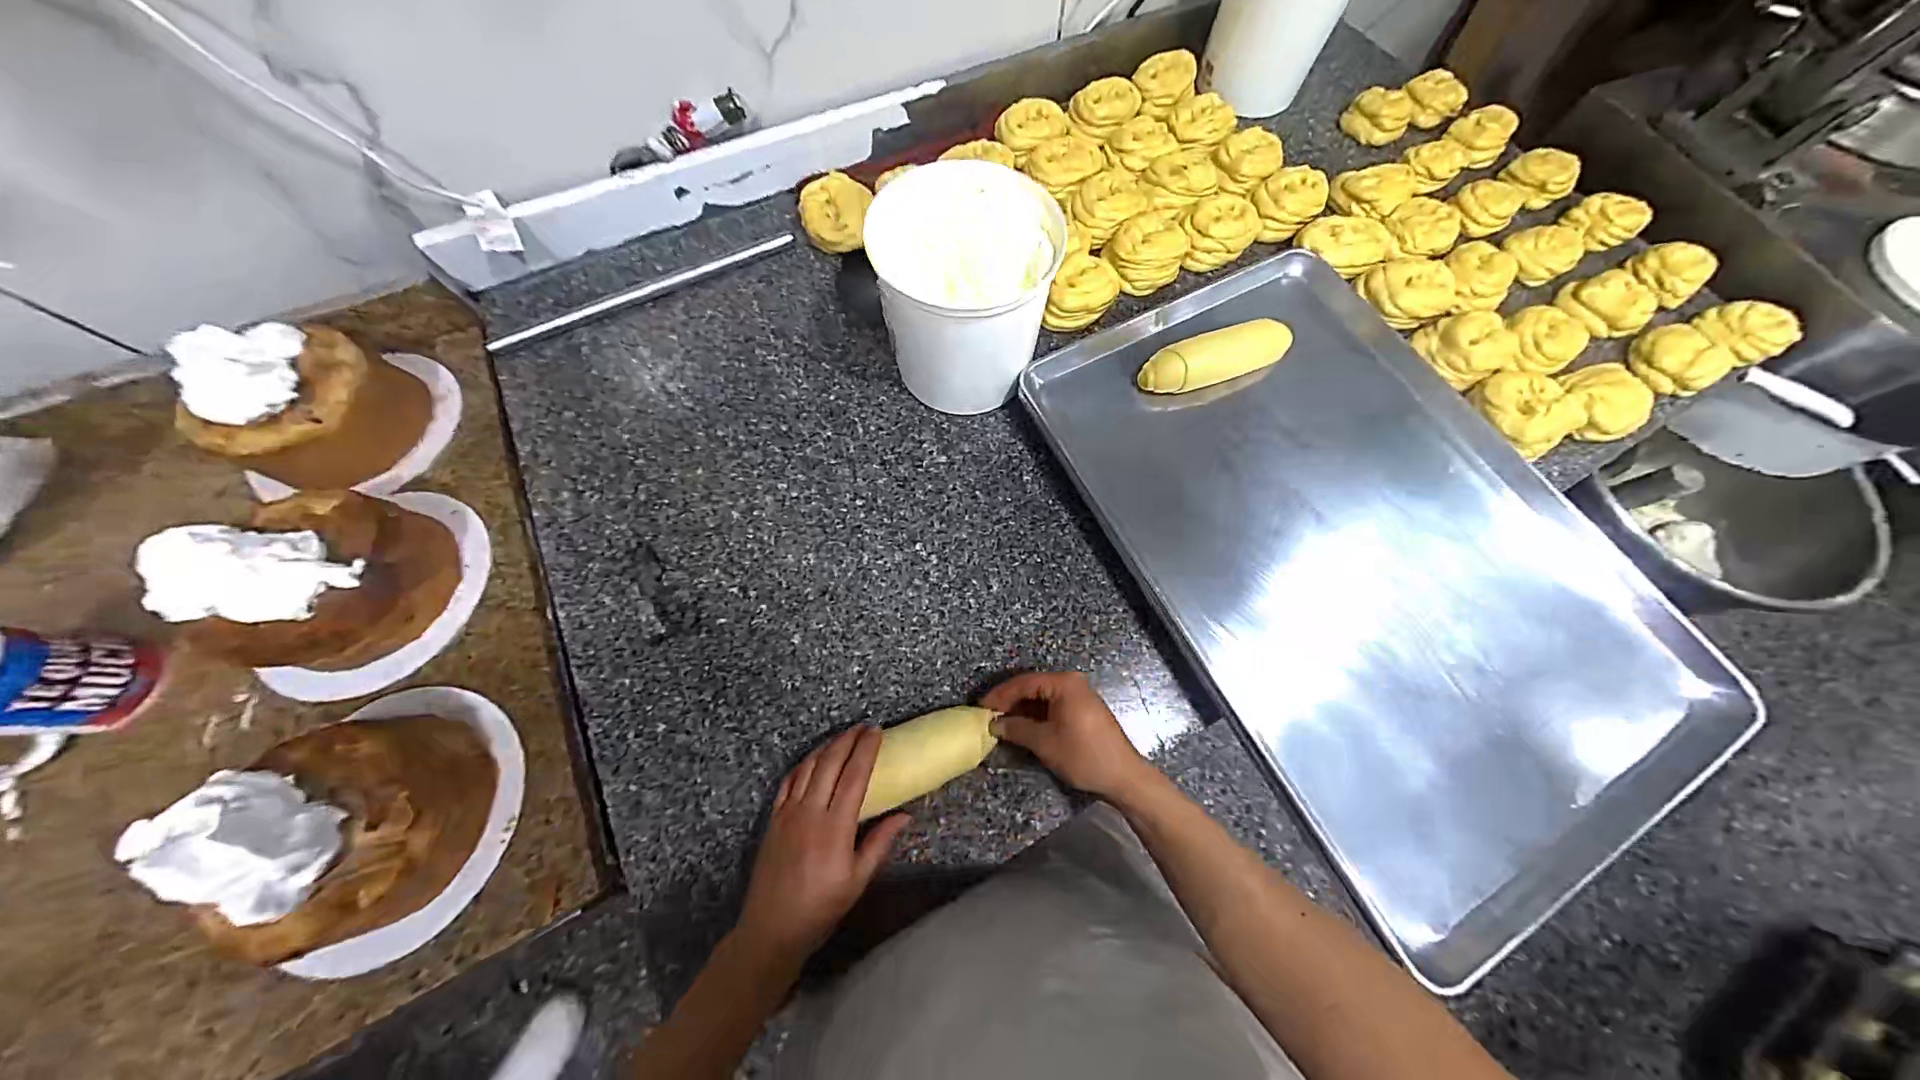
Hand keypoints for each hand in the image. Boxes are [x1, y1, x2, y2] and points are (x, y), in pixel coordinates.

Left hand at [737, 726, 908, 962]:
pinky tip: (812, 760)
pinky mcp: (773, 819)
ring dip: (826, 747)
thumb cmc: (821, 908)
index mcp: (835, 827)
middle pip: (830, 763)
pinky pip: (789, 782)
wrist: (771, 927)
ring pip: (808, 767)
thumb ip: (879, 843)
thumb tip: (904, 815)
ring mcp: (788, 813)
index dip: (866, 750)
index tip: (877, 732)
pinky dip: (803, 765)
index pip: (854, 776)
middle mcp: (810, 812)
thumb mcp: (857, 880)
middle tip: (863, 727)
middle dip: (847, 740)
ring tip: (842, 737)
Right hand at [981, 671, 1157, 801]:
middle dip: (1010, 702)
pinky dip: (1036, 716)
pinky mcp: (1083, 711)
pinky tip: (1023, 728)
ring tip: (1001, 724)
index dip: (1000, 695)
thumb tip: (995, 724)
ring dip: (1022, 710)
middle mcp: (1072, 684)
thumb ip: (1017, 729)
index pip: (1024, 682)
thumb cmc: (1083, 755)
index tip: (981, 708)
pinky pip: (1053, 706)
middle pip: (1033, 687)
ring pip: (1042, 698)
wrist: (1123, 776)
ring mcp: (1079, 697)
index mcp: (1064, 684)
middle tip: (988, 716)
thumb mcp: (1045, 742)